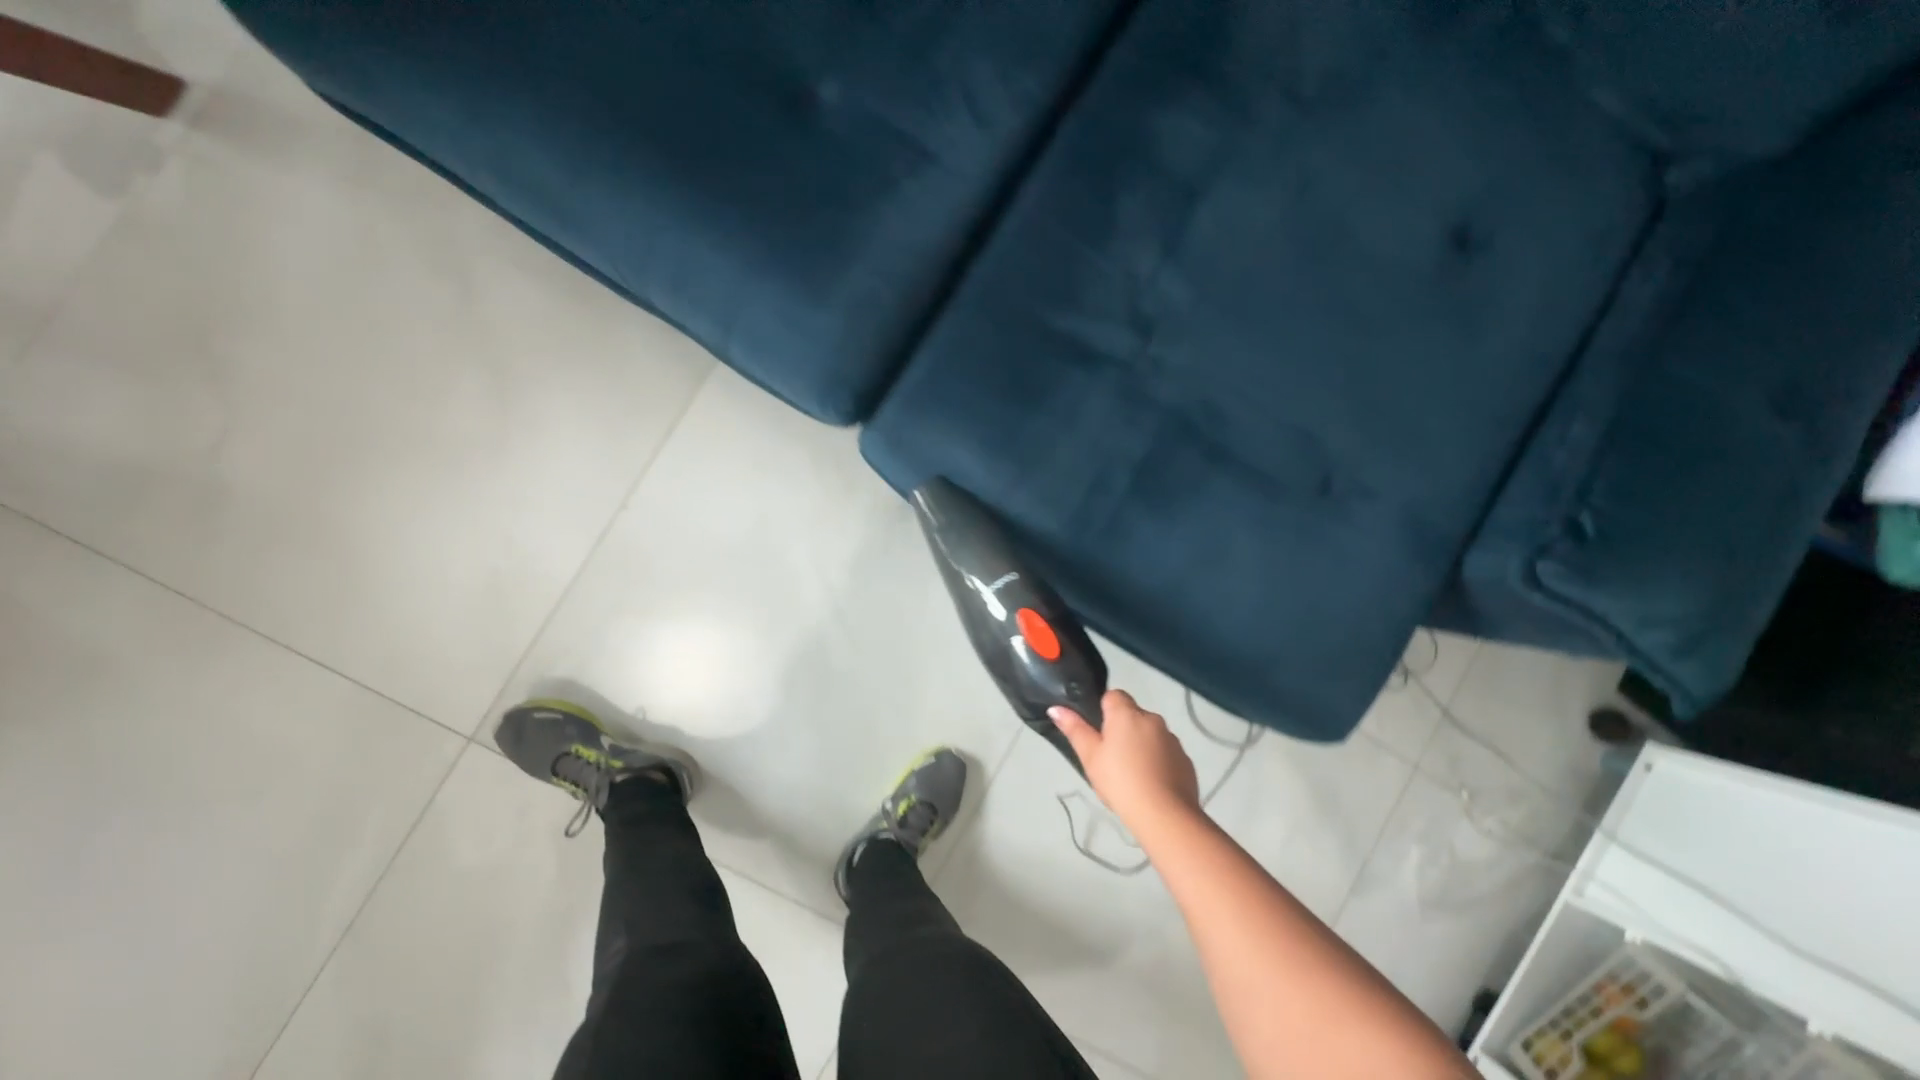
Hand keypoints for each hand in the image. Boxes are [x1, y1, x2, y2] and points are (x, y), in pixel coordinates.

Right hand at [1050, 690, 1201, 828]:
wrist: (1164, 814)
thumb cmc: (1120, 782)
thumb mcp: (1090, 757)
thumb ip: (1074, 729)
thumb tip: (1056, 708)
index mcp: (1127, 714)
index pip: (1113, 695)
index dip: (1103, 711)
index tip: (1098, 735)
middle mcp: (1152, 719)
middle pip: (1133, 715)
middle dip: (1122, 730)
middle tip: (1109, 758)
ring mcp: (1172, 739)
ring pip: (1150, 734)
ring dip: (1141, 745)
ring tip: (1131, 775)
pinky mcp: (1185, 759)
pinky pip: (1166, 752)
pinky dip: (1157, 761)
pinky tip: (1150, 784)